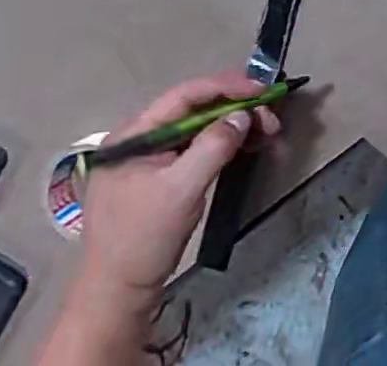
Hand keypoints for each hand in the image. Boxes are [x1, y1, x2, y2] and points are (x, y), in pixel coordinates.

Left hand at [77, 72, 281, 302]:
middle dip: (233, 108)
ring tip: (266, 130)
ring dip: (232, 126)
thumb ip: (213, 147)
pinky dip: (222, 145)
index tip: (260, 89)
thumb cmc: (144, 240)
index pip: (185, 96)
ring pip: (197, 128)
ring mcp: (149, 158)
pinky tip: (245, 145)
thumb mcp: (182, 190)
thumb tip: (242, 115)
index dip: (225, 87)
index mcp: (135, 133)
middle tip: (269, 116)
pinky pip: (195, 148)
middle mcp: (140, 138)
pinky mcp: (160, 178)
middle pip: (193, 109)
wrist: (116, 299)